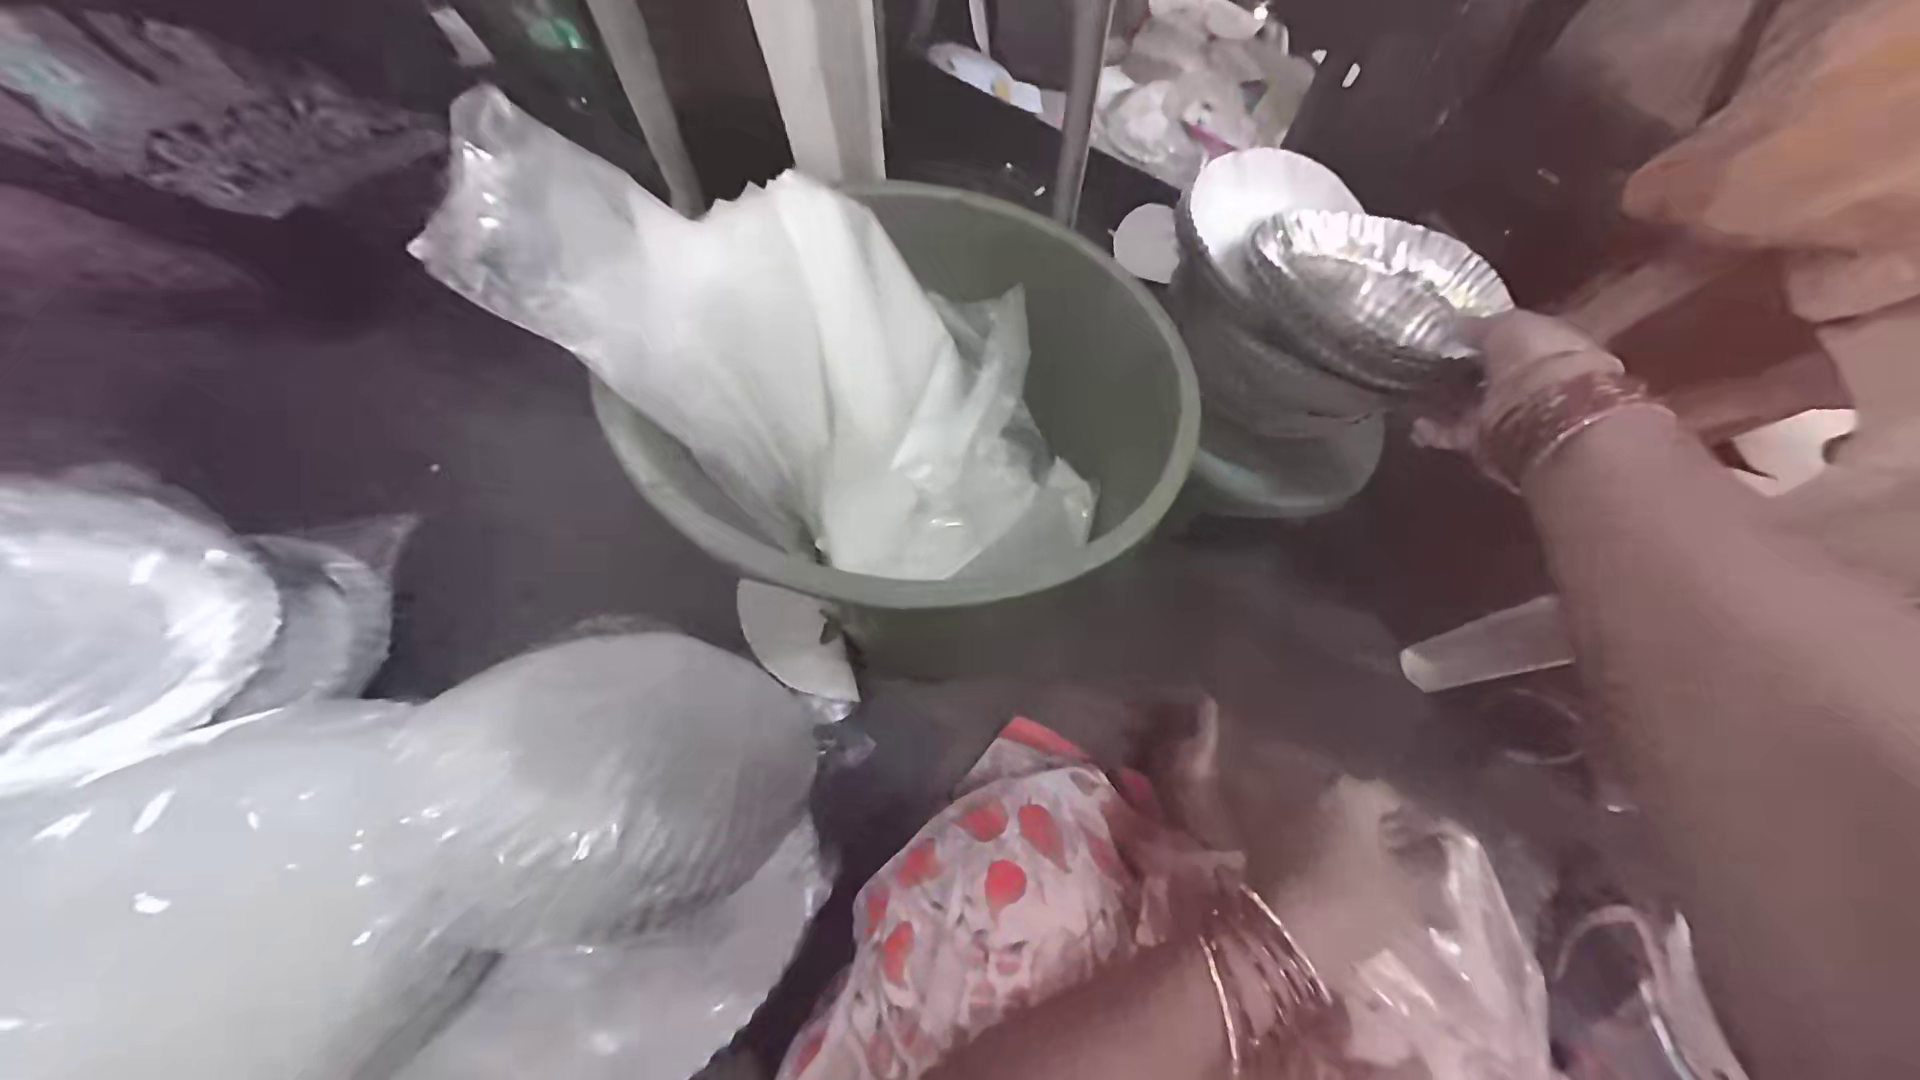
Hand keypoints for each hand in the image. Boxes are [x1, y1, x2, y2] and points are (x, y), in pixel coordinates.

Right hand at [1416, 311, 1626, 455]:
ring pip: (1472, 405)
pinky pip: (1454, 434)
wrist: (1546, 414)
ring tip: (1414, 395)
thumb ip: (1480, 326)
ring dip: (1446, 402)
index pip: (1513, 340)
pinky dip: (1434, 430)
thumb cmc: (1537, 358)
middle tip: (1428, 365)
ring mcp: (1511, 414)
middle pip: (1491, 376)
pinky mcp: (1488, 442)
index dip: (1484, 338)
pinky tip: (1415, 423)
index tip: (1452, 337)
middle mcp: (1533, 381)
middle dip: (1464, 372)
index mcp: (1549, 346)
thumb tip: (1454, 325)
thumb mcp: (1509, 326)